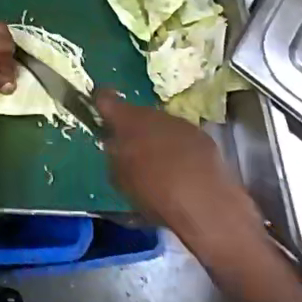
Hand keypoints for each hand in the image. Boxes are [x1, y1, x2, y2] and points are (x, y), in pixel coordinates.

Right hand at [98, 89, 263, 255]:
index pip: (107, 100)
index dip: (101, 101)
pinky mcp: (202, 137)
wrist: (203, 201)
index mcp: (127, 121)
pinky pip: (182, 138)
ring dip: (156, 138)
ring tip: (157, 163)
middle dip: (132, 127)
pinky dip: (178, 149)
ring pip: (161, 125)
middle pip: (137, 114)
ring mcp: (180, 123)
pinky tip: (180, 170)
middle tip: (129, 147)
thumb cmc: (152, 190)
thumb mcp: (119, 178)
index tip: (98, 104)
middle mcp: (153, 114)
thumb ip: (114, 156)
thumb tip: (114, 145)